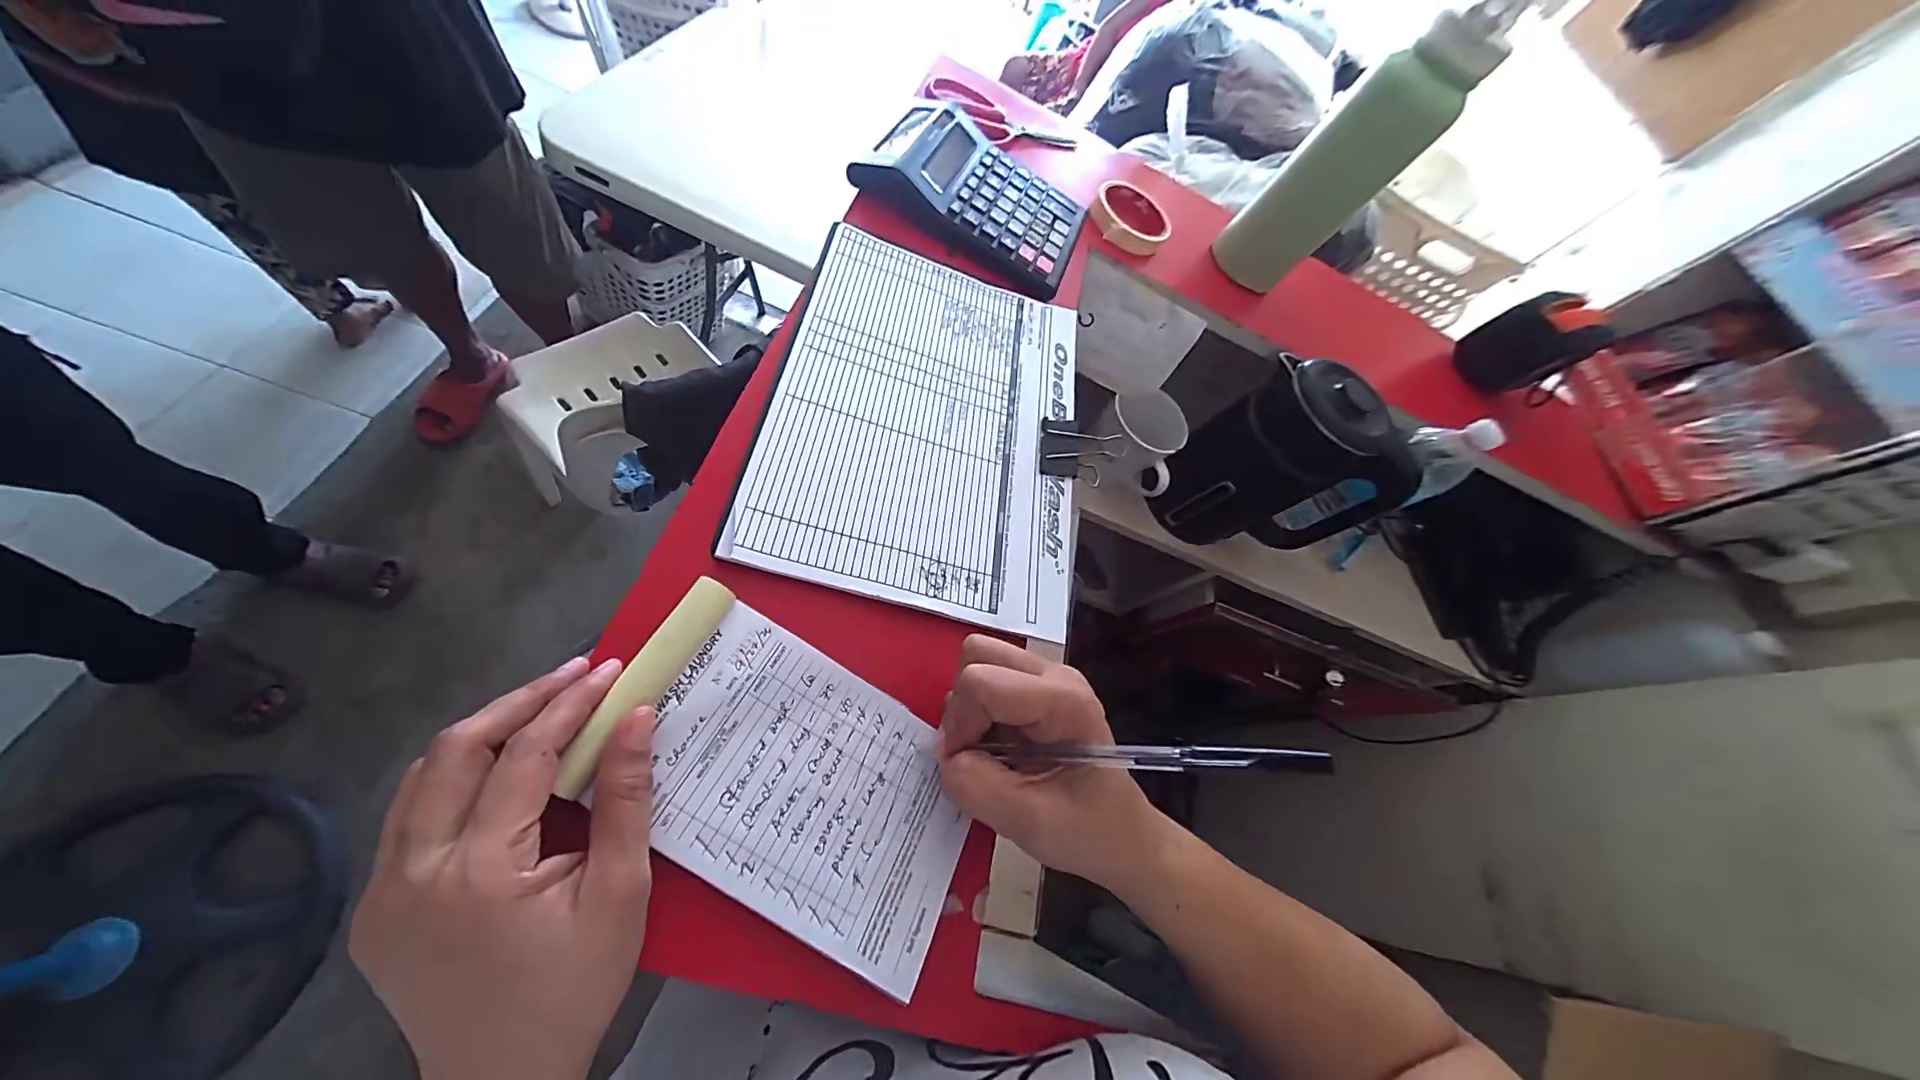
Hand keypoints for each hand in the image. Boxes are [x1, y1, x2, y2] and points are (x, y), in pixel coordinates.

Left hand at [349, 656, 656, 1079]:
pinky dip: (462, 770)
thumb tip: (638, 719)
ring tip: (547, 705)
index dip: (570, 706)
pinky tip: (505, 764)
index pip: (523, 758)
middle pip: (456, 750)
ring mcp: (382, 890)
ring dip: (489, 729)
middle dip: (522, 701)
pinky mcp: (377, 903)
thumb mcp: (620, 893)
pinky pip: (416, 810)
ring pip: (426, 773)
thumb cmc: (574, 986)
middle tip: (577, 674)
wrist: (502, 1078)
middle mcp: (410, 873)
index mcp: (476, 873)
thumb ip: (627, 800)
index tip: (610, 671)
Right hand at [936, 636, 1172, 891]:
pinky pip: (988, 680)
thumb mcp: (1030, 822)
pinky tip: (996, 750)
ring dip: (969, 710)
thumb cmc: (1089, 832)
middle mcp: (1055, 675)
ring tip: (989, 756)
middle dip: (961, 704)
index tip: (963, 766)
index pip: (981, 681)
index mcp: (1064, 701)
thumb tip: (946, 757)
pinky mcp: (1035, 689)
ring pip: (979, 662)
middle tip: (972, 753)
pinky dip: (977, 713)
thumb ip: (978, 787)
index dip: (959, 723)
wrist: (1123, 839)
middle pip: (978, 654)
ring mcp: (1047, 677)